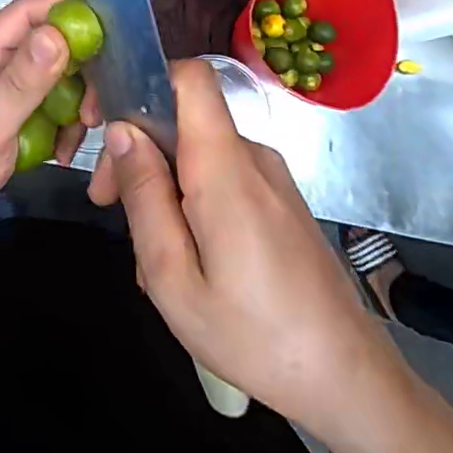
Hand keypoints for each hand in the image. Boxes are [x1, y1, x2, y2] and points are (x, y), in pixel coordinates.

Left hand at [0, 0, 100, 228]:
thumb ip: (20, 83)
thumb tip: (57, 34)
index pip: (29, 9)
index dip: (69, 14)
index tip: (107, 41)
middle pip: (52, 41)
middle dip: (80, 70)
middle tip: (94, 109)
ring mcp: (6, 85)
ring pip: (59, 74)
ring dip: (76, 102)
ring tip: (79, 135)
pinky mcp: (15, 110)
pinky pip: (54, 103)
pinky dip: (65, 123)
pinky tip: (64, 150)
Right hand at [86, 59, 408, 435]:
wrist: (345, 375)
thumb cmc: (252, 335)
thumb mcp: (173, 276)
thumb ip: (144, 196)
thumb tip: (121, 131)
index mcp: (225, 167)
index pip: (191, 77)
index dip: (144, 81)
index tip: (107, 125)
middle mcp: (253, 156)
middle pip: (183, 121)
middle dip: (138, 153)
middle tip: (108, 208)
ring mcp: (271, 176)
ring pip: (197, 156)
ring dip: (163, 189)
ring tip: (154, 260)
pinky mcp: (280, 198)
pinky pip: (222, 179)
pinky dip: (192, 204)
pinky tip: (188, 263)